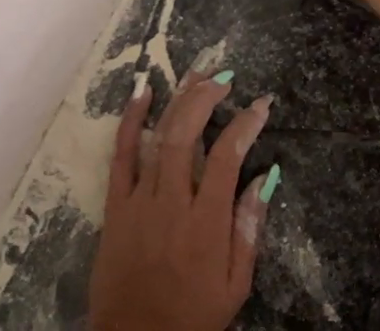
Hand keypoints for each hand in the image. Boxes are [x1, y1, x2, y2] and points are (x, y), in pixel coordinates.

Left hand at [88, 70, 276, 330]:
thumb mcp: (236, 284)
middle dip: (206, 97)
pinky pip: (121, 154)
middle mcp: (173, 203)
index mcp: (206, 223)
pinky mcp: (115, 205)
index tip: (261, 103)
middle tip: (223, 76)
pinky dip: (130, 120)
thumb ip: (249, 228)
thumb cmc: (192, 315)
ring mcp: (140, 200)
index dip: (246, 123)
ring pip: (158, 137)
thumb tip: (264, 176)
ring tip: (195, 72)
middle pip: (188, 134)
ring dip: (178, 99)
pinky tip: (143, 92)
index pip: (228, 156)